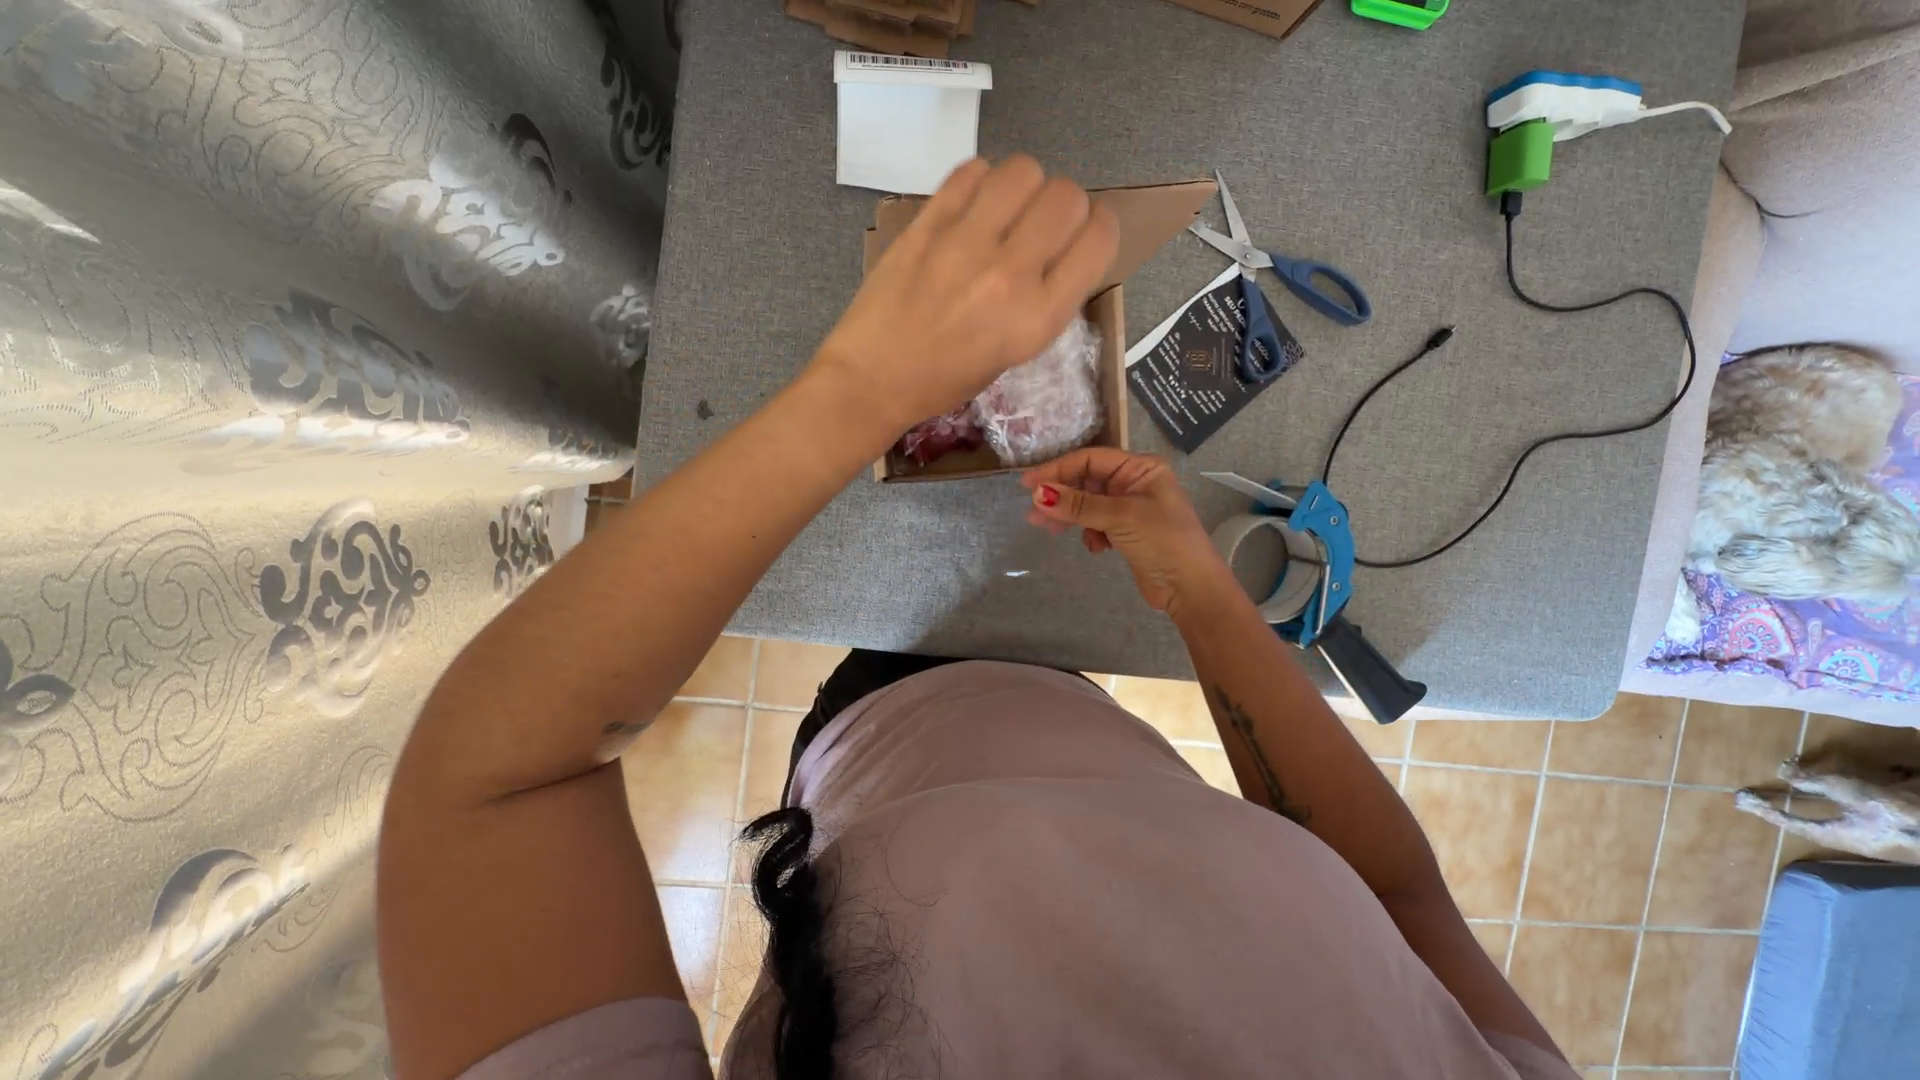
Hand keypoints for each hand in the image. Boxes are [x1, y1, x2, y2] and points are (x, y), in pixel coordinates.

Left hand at [813, 155, 1120, 429]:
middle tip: (1040, 225)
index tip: (1083, 233)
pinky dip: (981, 180)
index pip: (1099, 239)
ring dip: (1024, 185)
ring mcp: (965, 244)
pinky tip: (972, 207)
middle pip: (1067, 196)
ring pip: (1024, 171)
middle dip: (1064, 205)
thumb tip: (1059, 251)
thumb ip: (1044, 300)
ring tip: (1006, 210)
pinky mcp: (927, 224)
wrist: (873, 379)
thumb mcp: (1014, 353)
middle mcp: (1010, 275)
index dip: (1099, 227)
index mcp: (1038, 318)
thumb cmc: (945, 380)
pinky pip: (972, 170)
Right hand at [1021, 448, 1243, 620]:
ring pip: (1088, 505)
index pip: (1091, 460)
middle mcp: (1135, 483)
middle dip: (1061, 496)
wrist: (1190, 588)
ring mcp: (1130, 508)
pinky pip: (1096, 524)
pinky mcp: (1126, 532)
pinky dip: (1090, 534)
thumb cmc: (1163, 541)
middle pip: (1086, 482)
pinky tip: (1096, 547)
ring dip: (1070, 517)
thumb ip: (1078, 504)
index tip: (1028, 484)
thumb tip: (1038, 494)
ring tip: (1050, 531)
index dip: (1058, 469)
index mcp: (1141, 468)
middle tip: (1033, 514)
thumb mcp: (1120, 517)